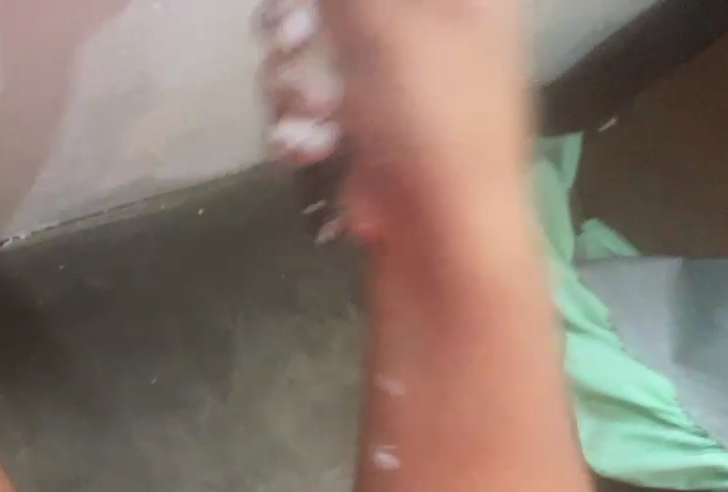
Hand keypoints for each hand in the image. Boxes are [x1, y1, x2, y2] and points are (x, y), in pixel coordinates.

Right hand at [258, 0, 533, 240]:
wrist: (439, 233)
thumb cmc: (435, 123)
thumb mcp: (395, 34)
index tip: (301, 5)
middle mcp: (409, 27)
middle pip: (322, 7)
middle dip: (294, 30)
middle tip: (288, 44)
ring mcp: (374, 86)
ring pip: (299, 63)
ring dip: (291, 94)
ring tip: (311, 126)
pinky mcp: (346, 135)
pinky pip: (297, 116)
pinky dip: (294, 134)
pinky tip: (308, 152)